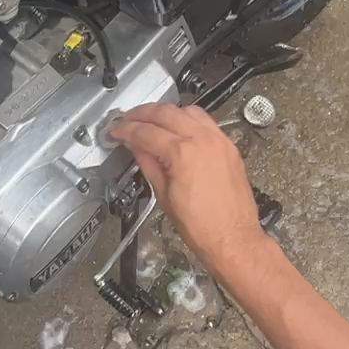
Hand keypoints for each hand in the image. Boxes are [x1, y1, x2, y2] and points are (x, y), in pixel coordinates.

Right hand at [107, 104, 270, 275]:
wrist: (233, 238)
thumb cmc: (202, 226)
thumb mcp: (163, 195)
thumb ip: (148, 164)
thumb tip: (137, 147)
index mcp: (182, 153)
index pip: (146, 132)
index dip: (125, 129)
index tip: (116, 129)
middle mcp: (203, 140)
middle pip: (165, 113)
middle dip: (141, 113)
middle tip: (127, 119)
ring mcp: (218, 141)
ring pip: (187, 110)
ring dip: (165, 111)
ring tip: (150, 119)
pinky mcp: (228, 146)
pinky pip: (205, 121)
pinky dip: (187, 118)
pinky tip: (177, 126)